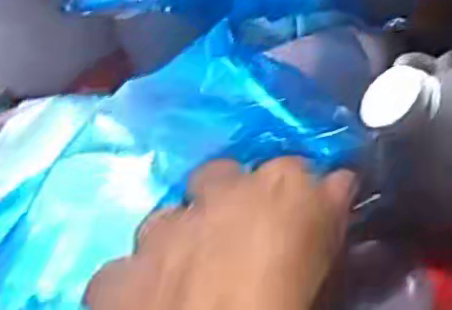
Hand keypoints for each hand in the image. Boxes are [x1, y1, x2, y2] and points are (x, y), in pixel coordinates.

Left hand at [86, 158, 355, 309]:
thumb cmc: (291, 278)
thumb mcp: (331, 233)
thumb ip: (333, 197)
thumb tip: (336, 181)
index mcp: (281, 177)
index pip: (288, 163)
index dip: (287, 183)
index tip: (292, 202)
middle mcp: (220, 192)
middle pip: (215, 172)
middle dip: (220, 190)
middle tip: (232, 217)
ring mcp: (162, 234)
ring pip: (162, 218)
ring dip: (175, 231)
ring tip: (187, 254)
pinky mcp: (116, 278)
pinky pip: (118, 268)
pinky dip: (132, 275)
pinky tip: (147, 288)